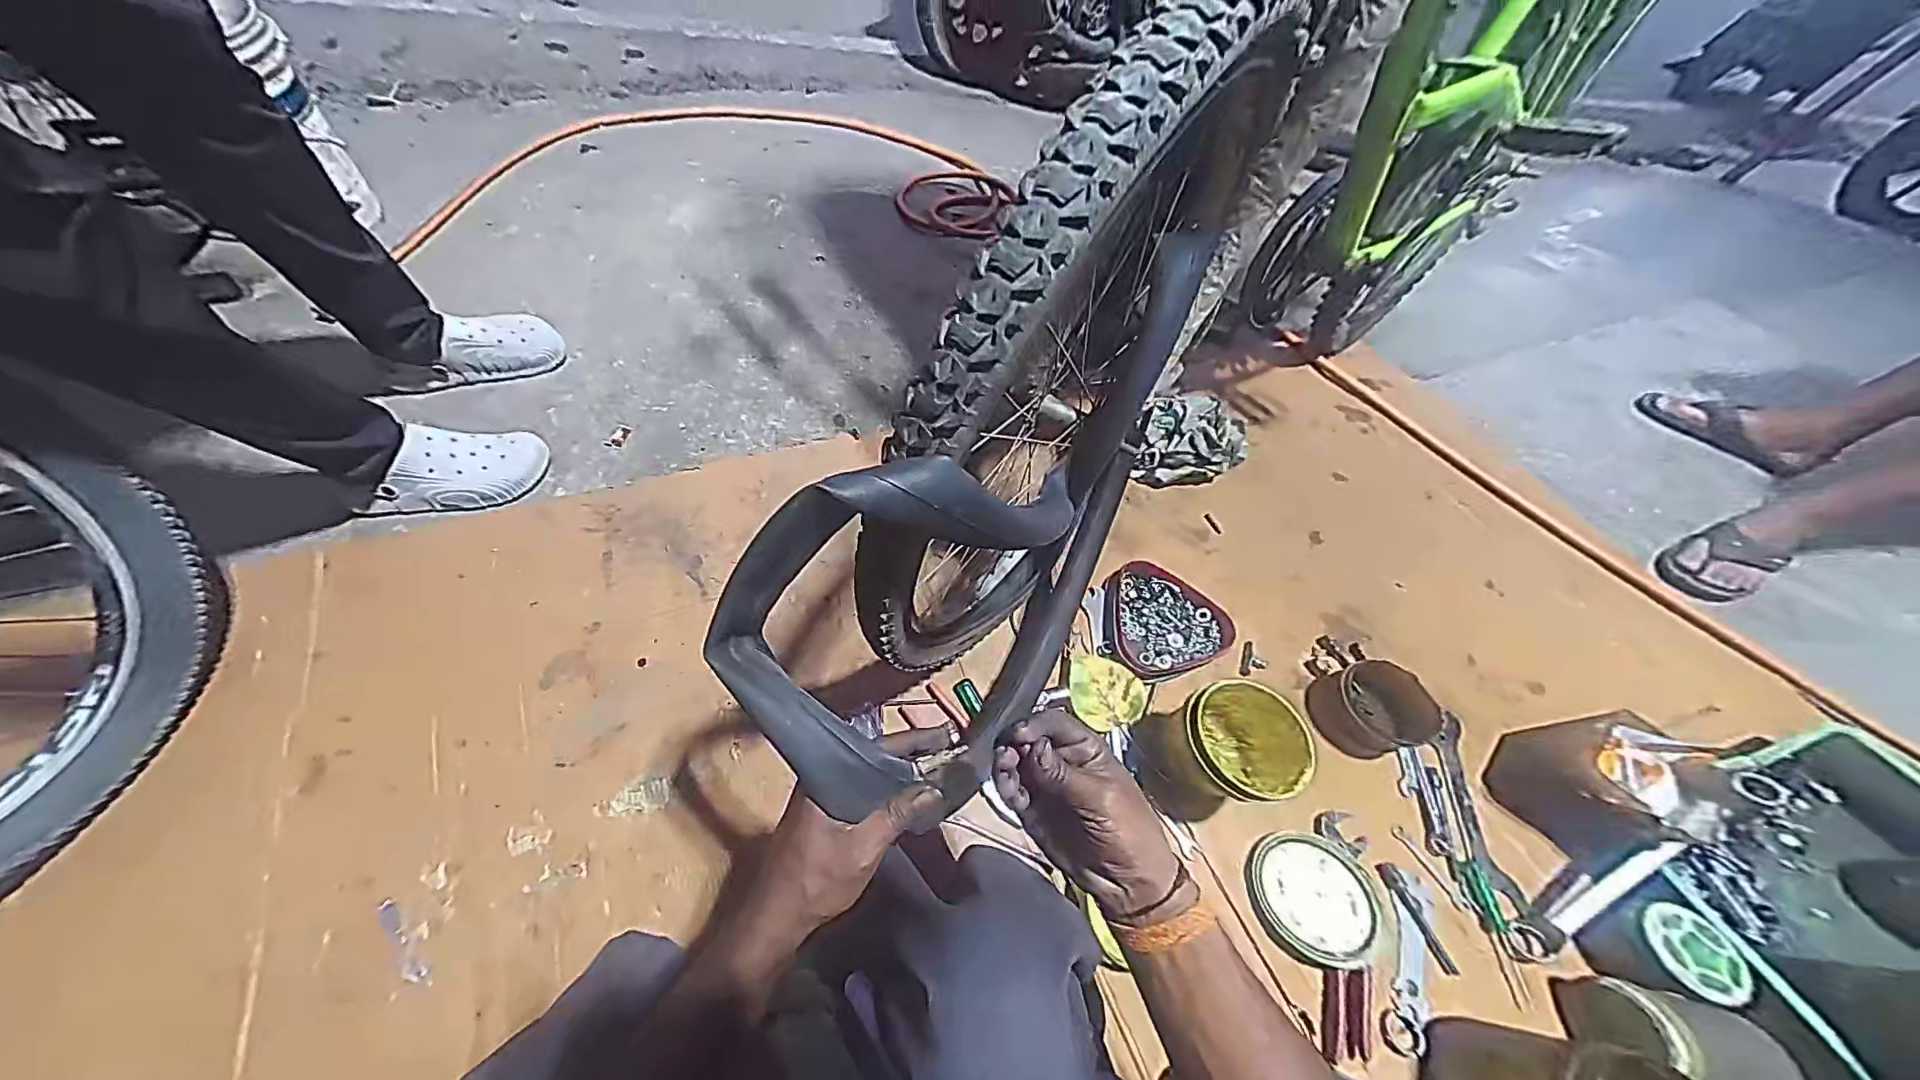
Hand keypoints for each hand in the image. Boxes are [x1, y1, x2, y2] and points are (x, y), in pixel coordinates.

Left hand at [739, 724, 950, 945]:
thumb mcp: (863, 849)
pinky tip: (907, 793)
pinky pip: (861, 788)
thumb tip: (933, 790)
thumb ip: (897, 815)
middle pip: (873, 754)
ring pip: (868, 771)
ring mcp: (822, 793)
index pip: (877, 746)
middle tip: (945, 745)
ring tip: (934, 765)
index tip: (942, 735)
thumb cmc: (814, 883)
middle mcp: (822, 777)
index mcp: (827, 776)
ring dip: (898, 769)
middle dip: (909, 751)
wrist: (775, 917)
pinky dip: (884, 787)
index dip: (912, 741)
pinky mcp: (825, 811)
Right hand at [992, 709, 1186, 921]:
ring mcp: (1044, 785)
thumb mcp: (1101, 799)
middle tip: (1006, 753)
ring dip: (1005, 762)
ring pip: (1015, 763)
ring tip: (1004, 767)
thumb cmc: (1129, 831)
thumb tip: (1034, 747)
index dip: (1035, 724)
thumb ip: (1063, 775)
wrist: (1128, 882)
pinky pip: (1012, 791)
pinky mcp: (1032, 809)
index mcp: (1084, 748)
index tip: (1019, 735)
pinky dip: (1005, 787)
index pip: (1054, 723)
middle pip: (1028, 739)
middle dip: (1014, 741)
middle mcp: (1060, 760)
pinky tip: (1008, 790)